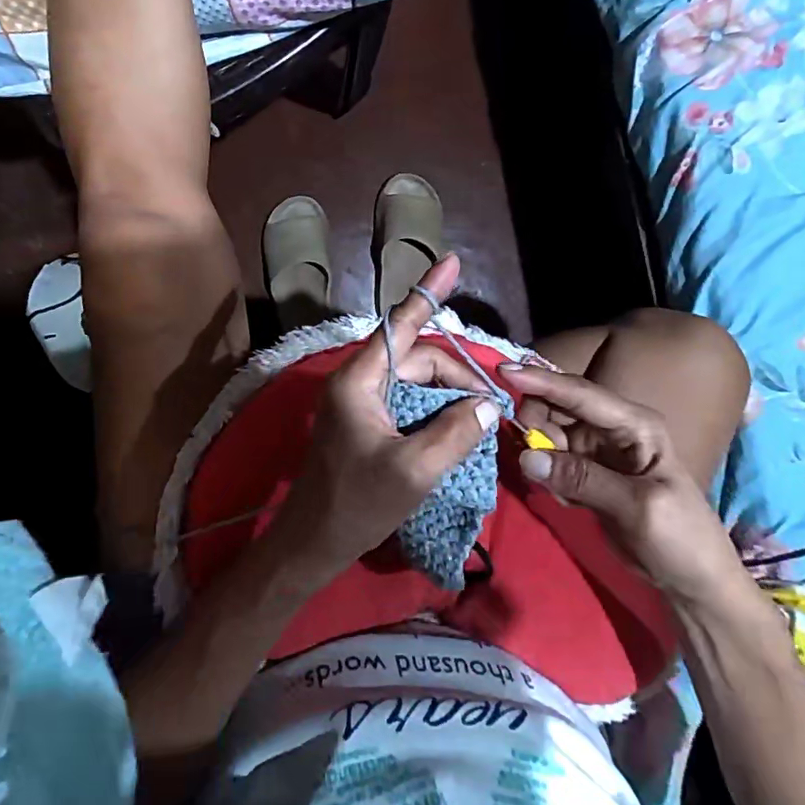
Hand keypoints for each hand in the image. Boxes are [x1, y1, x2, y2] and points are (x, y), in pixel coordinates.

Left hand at [267, 255, 501, 590]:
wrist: (313, 543)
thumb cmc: (357, 504)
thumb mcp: (415, 470)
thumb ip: (455, 431)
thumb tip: (488, 404)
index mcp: (360, 380)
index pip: (401, 325)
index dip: (429, 292)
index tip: (452, 261)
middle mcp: (358, 382)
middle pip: (418, 359)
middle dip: (457, 377)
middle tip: (492, 409)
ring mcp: (361, 402)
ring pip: (416, 382)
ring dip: (449, 396)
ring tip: (480, 420)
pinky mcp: (366, 423)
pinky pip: (408, 403)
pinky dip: (435, 411)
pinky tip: (458, 429)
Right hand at [499, 364, 754, 608]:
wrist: (693, 580)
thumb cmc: (680, 537)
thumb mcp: (637, 508)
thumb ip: (582, 478)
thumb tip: (525, 457)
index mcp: (634, 423)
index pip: (580, 393)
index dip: (541, 380)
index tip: (503, 370)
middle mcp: (612, 427)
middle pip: (556, 407)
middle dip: (534, 421)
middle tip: (526, 453)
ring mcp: (596, 449)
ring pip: (547, 432)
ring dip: (539, 452)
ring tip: (558, 489)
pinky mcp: (584, 471)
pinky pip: (549, 460)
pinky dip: (547, 474)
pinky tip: (568, 501)